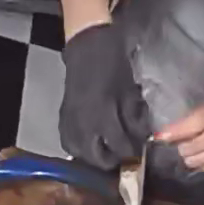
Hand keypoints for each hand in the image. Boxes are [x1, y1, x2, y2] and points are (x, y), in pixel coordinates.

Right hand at [59, 22, 150, 168]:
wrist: (87, 44)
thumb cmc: (112, 64)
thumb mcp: (130, 92)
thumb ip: (134, 120)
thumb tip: (140, 141)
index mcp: (103, 116)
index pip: (119, 148)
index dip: (131, 154)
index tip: (138, 155)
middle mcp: (84, 126)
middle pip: (98, 160)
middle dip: (112, 161)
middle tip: (121, 155)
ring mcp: (71, 125)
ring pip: (82, 156)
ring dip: (95, 158)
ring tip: (105, 151)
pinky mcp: (63, 122)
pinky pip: (70, 146)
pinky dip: (80, 150)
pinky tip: (90, 144)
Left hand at [155, 89, 203, 173]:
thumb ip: (192, 120)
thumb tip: (162, 135)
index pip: (182, 136)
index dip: (169, 136)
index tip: (158, 136)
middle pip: (185, 152)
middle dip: (184, 143)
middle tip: (192, 133)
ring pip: (194, 162)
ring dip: (192, 154)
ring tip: (202, 142)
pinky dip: (203, 162)